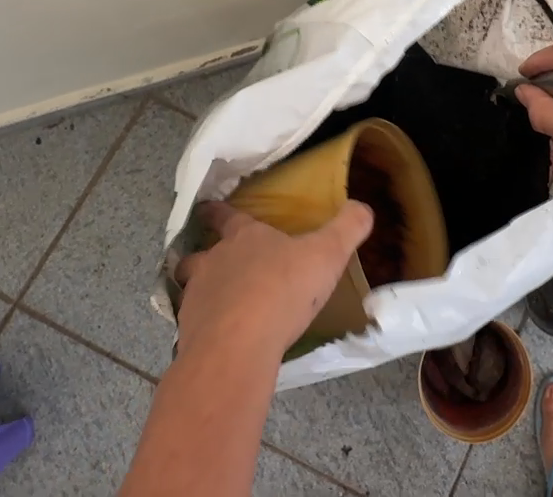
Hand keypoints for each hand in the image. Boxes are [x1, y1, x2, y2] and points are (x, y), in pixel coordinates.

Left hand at [173, 200, 373, 362]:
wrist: (238, 346)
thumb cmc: (283, 291)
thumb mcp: (327, 255)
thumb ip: (347, 229)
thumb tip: (363, 207)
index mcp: (245, 238)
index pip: (226, 216)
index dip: (217, 212)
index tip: (207, 208)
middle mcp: (214, 261)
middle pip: (198, 255)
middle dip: (202, 258)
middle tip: (215, 267)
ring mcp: (196, 297)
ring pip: (190, 289)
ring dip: (200, 293)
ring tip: (217, 307)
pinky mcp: (189, 332)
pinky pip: (193, 326)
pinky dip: (203, 330)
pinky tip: (222, 342)